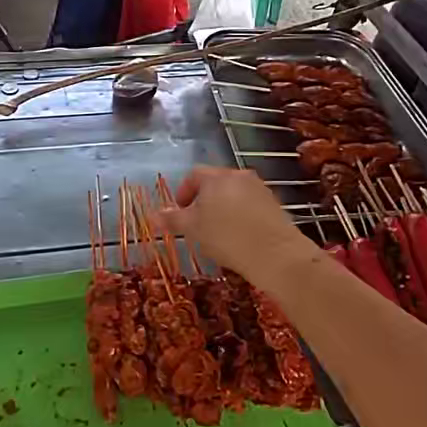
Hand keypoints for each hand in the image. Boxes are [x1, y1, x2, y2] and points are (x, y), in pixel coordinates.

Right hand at [162, 167, 314, 284]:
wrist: (274, 252)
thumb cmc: (225, 237)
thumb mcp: (193, 229)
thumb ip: (173, 219)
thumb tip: (153, 214)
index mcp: (217, 177)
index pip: (194, 175)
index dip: (184, 192)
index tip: (180, 211)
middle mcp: (239, 176)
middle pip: (216, 182)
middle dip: (204, 199)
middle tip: (197, 223)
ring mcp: (260, 188)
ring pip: (234, 193)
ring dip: (223, 207)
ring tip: (218, 232)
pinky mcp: (274, 203)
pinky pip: (251, 204)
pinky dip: (241, 214)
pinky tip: (239, 236)